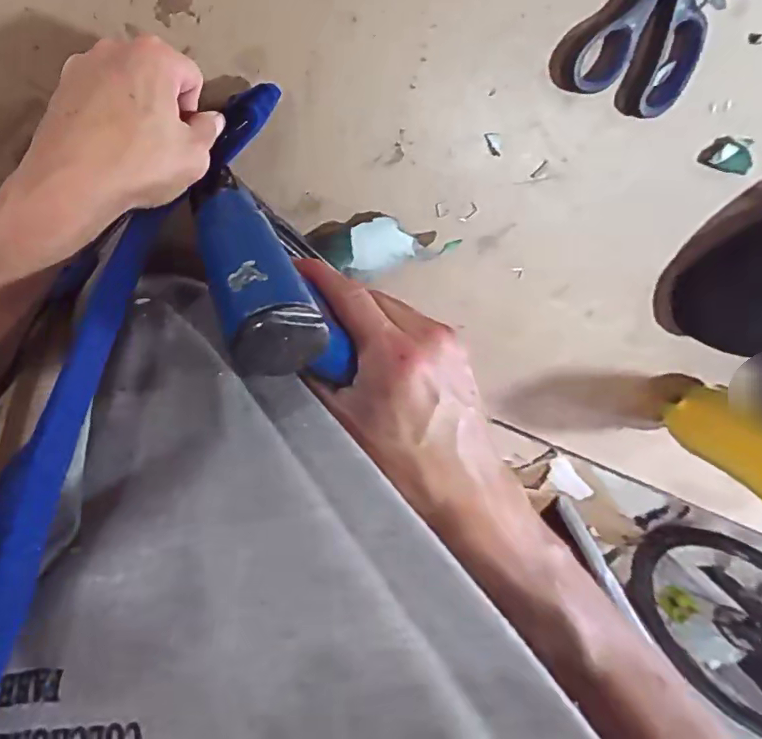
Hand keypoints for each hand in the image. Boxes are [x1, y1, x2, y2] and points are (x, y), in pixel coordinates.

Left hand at [0, 35, 223, 272]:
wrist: (66, 186)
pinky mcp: (57, 89)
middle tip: (155, 143)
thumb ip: (208, 131)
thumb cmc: (137, 165)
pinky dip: (101, 114)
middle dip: (160, 103)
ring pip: (122, 85)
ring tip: (124, 146)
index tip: (178, 140)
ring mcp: (81, 66)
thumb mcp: (193, 156)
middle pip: (154, 75)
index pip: (190, 78)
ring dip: (130, 107)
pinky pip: (94, 98)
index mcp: (154, 54)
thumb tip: (209, 120)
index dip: (190, 112)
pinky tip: (99, 145)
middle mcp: (115, 48)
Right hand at [297, 258, 522, 524]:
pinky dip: (388, 326)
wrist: (467, 494)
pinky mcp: (458, 351)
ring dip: (365, 313)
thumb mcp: (343, 419)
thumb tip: (297, 345)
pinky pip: (412, 322)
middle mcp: (428, 336)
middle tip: (311, 311)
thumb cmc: (403, 464)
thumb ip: (317, 374)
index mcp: (396, 352)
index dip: (318, 275)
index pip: (349, 294)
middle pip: (372, 296)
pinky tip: (376, 352)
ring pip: (393, 307)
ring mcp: (449, 341)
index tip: (294, 267)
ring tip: (343, 338)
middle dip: (339, 298)